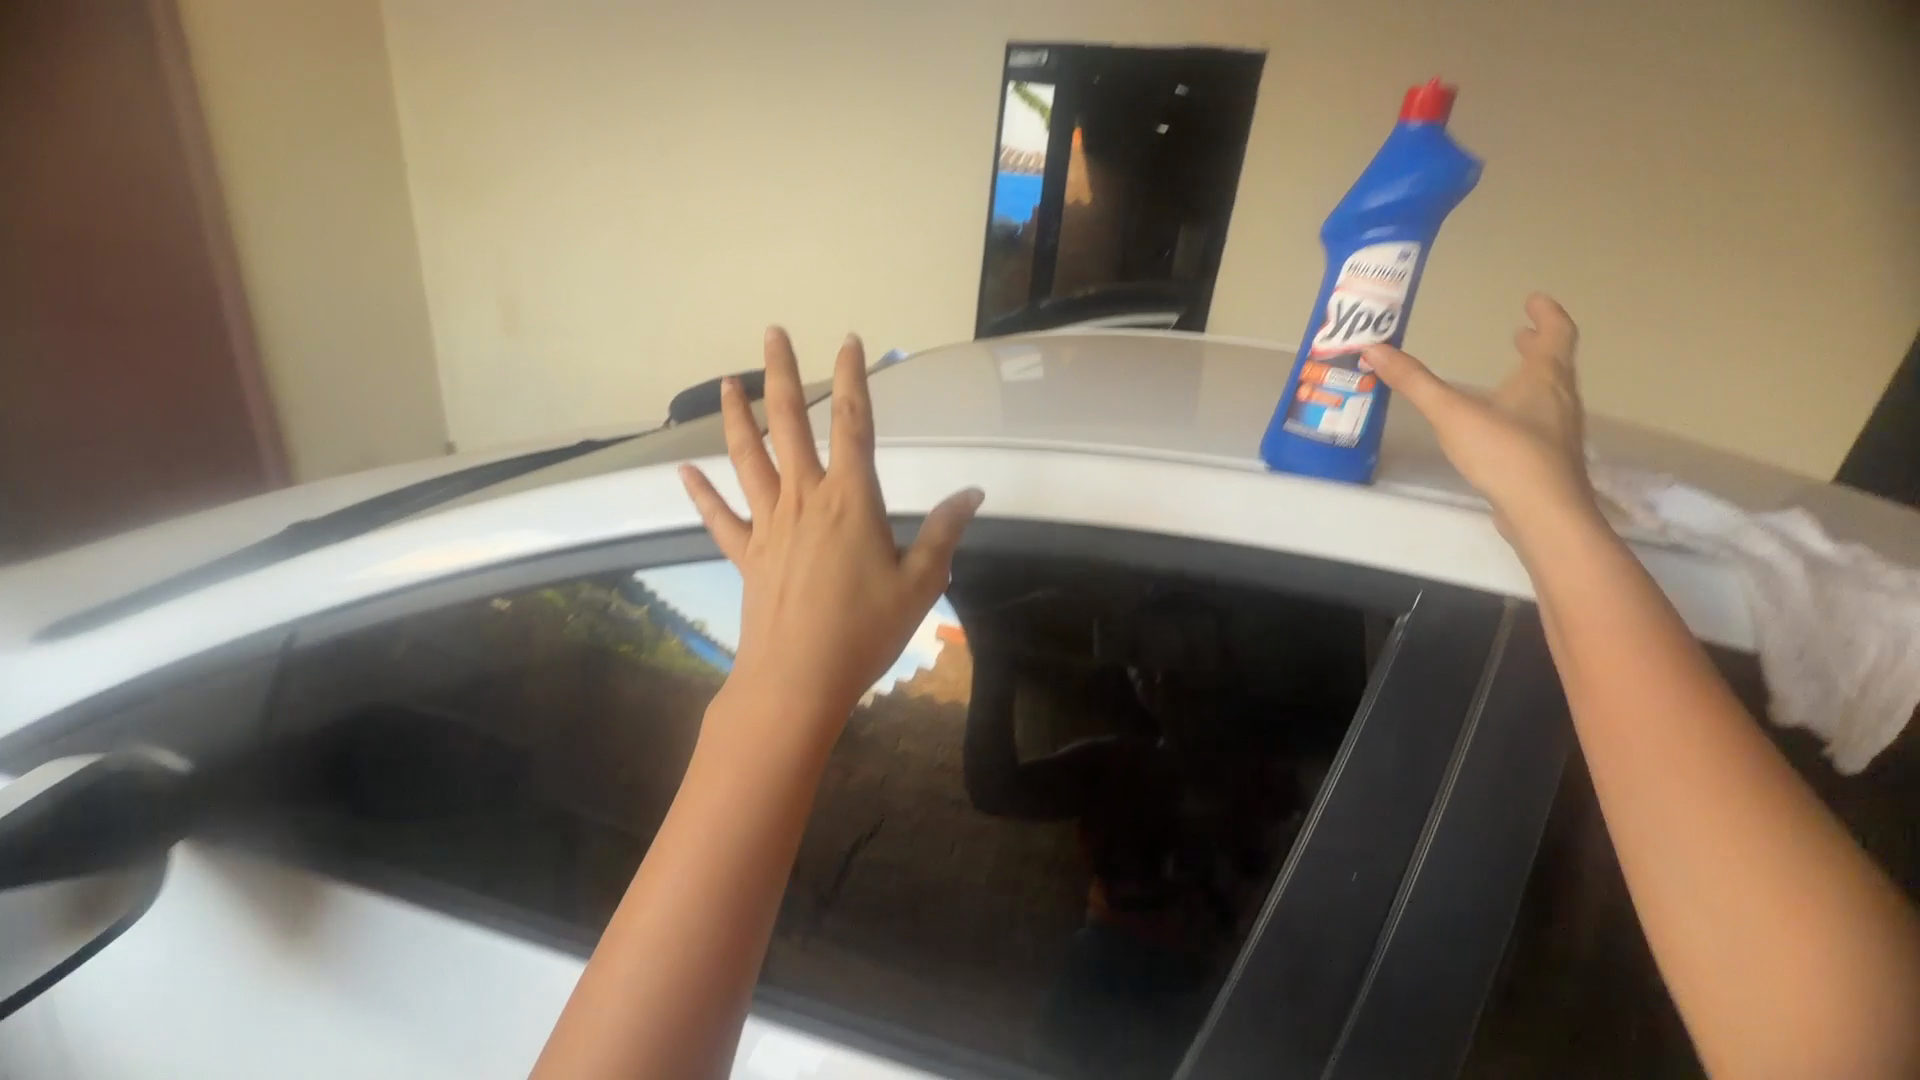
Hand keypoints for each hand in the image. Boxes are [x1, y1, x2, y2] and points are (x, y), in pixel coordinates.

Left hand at [679, 328, 983, 734]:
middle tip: (772, 333)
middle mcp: (805, 498)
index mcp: (851, 499)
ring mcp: (769, 525)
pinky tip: (683, 470)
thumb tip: (972, 492)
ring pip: (748, 458)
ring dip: (735, 417)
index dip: (852, 378)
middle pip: (789, 423)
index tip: (848, 341)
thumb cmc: (866, 631)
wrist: (798, 680)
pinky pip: (720, 516)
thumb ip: (944, 532)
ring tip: (724, 382)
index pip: (853, 423)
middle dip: (781, 374)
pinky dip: (701, 493)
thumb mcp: (921, 582)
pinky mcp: (747, 555)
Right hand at [1361, 293, 1594, 533]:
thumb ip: (1414, 382)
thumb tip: (1374, 349)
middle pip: (1556, 363)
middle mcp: (1558, 399)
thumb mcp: (1451, 413)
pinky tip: (1504, 425)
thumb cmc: (1503, 452)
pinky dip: (1527, 409)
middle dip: (1538, 345)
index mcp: (1542, 379)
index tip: (1534, 299)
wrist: (1543, 511)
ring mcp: (1558, 431)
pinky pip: (1542, 421)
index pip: (1556, 334)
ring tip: (1511, 374)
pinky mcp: (1550, 458)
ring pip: (1551, 393)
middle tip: (1521, 333)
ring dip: (1534, 377)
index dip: (1547, 314)